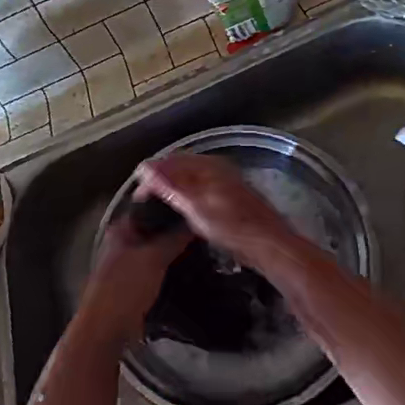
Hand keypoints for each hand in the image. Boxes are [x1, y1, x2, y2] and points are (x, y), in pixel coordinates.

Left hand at [76, 214, 190, 345]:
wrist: (107, 329)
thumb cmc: (126, 287)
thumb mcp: (155, 257)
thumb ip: (176, 237)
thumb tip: (197, 219)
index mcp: (122, 229)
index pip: (151, 206)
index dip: (173, 204)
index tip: (199, 203)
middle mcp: (124, 241)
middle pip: (156, 228)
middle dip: (178, 227)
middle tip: (205, 224)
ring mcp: (129, 262)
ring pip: (159, 247)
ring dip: (176, 247)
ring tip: (203, 242)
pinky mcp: (136, 281)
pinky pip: (159, 266)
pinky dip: (172, 264)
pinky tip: (191, 264)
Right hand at [132, 154, 305, 262]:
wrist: (267, 244)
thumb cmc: (232, 226)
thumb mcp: (196, 206)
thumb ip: (171, 186)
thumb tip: (145, 168)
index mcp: (210, 166)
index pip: (171, 161)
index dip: (151, 175)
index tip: (137, 197)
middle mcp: (218, 169)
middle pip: (181, 168)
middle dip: (161, 182)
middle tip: (145, 204)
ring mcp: (225, 183)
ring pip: (191, 180)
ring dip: (174, 190)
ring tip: (158, 209)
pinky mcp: (229, 199)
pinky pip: (201, 191)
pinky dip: (187, 199)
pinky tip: (181, 214)